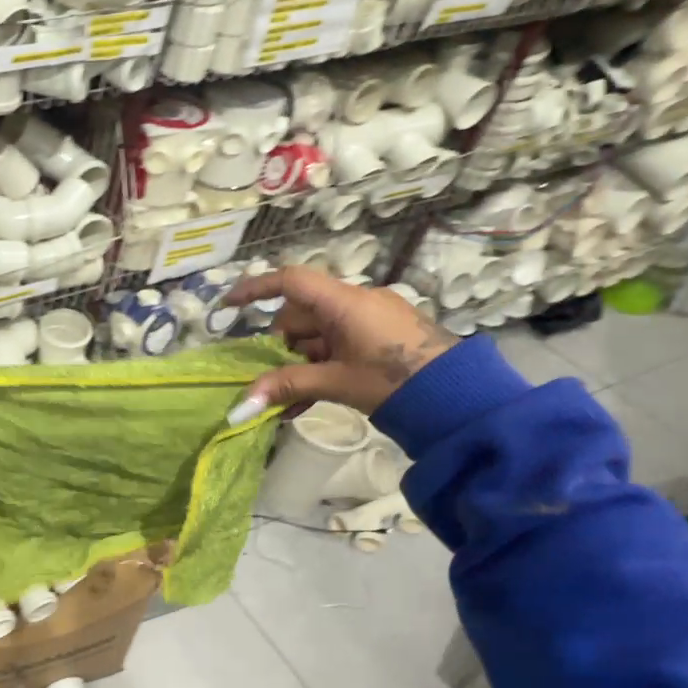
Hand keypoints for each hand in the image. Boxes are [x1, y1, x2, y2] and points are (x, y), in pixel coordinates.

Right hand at [225, 267, 457, 418]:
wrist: (459, 397)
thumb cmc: (395, 380)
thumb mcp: (336, 383)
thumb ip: (286, 387)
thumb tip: (240, 406)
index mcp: (345, 302)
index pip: (291, 281)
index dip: (256, 289)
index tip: (229, 305)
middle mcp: (356, 303)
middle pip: (301, 315)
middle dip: (282, 348)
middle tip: (276, 382)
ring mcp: (370, 320)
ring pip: (317, 336)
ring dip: (300, 366)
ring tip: (292, 403)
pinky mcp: (380, 338)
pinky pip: (337, 346)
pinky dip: (320, 369)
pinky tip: (308, 401)